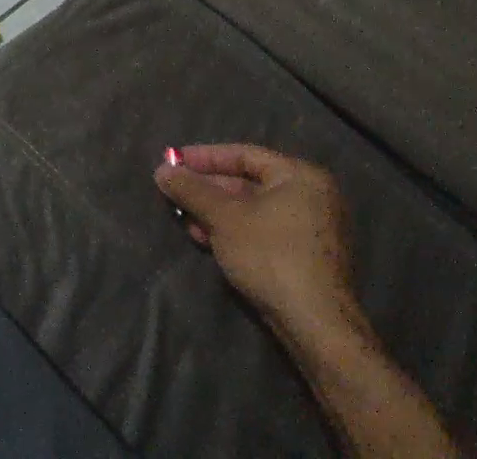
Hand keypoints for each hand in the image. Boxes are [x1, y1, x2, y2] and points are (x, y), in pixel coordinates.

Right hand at [155, 144, 362, 343]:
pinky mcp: (306, 255)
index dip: (204, 157)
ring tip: (186, 221)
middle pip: (248, 182)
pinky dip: (234, 230)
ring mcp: (313, 228)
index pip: (244, 154)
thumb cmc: (269, 255)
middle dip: (208, 189)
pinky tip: (208, 240)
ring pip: (252, 209)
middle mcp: (313, 197)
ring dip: (216, 212)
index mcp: (301, 177)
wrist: (314, 322)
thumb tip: (162, 171)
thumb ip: (191, 189)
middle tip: (175, 192)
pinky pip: (263, 229)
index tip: (172, 161)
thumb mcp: (222, 217)